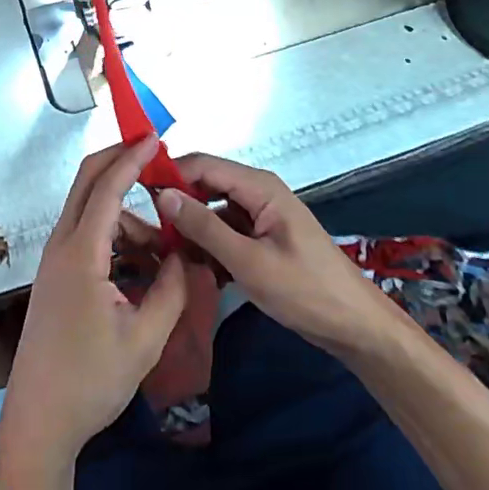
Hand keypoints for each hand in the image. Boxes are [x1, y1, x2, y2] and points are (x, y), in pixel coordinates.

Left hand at [0, 137, 187, 489]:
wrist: (39, 422)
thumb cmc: (91, 380)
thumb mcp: (145, 338)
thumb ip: (172, 288)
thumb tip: (185, 254)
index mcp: (80, 254)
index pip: (107, 188)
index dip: (132, 158)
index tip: (155, 138)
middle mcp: (62, 246)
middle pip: (87, 182)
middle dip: (119, 160)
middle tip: (155, 155)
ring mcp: (56, 260)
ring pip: (93, 213)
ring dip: (128, 217)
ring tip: (166, 252)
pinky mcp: (57, 276)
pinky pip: (90, 237)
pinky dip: (118, 240)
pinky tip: (145, 269)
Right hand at [156, 153, 399, 358]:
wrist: (352, 324)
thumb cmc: (305, 290)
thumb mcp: (249, 261)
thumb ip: (205, 227)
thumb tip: (163, 194)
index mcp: (258, 186)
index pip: (203, 164)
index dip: (170, 172)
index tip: (135, 192)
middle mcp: (257, 191)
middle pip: (205, 185)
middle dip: (177, 204)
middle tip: (146, 230)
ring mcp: (258, 214)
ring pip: (211, 210)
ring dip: (191, 228)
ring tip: (163, 252)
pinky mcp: (259, 236)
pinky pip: (223, 230)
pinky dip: (208, 244)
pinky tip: (192, 267)